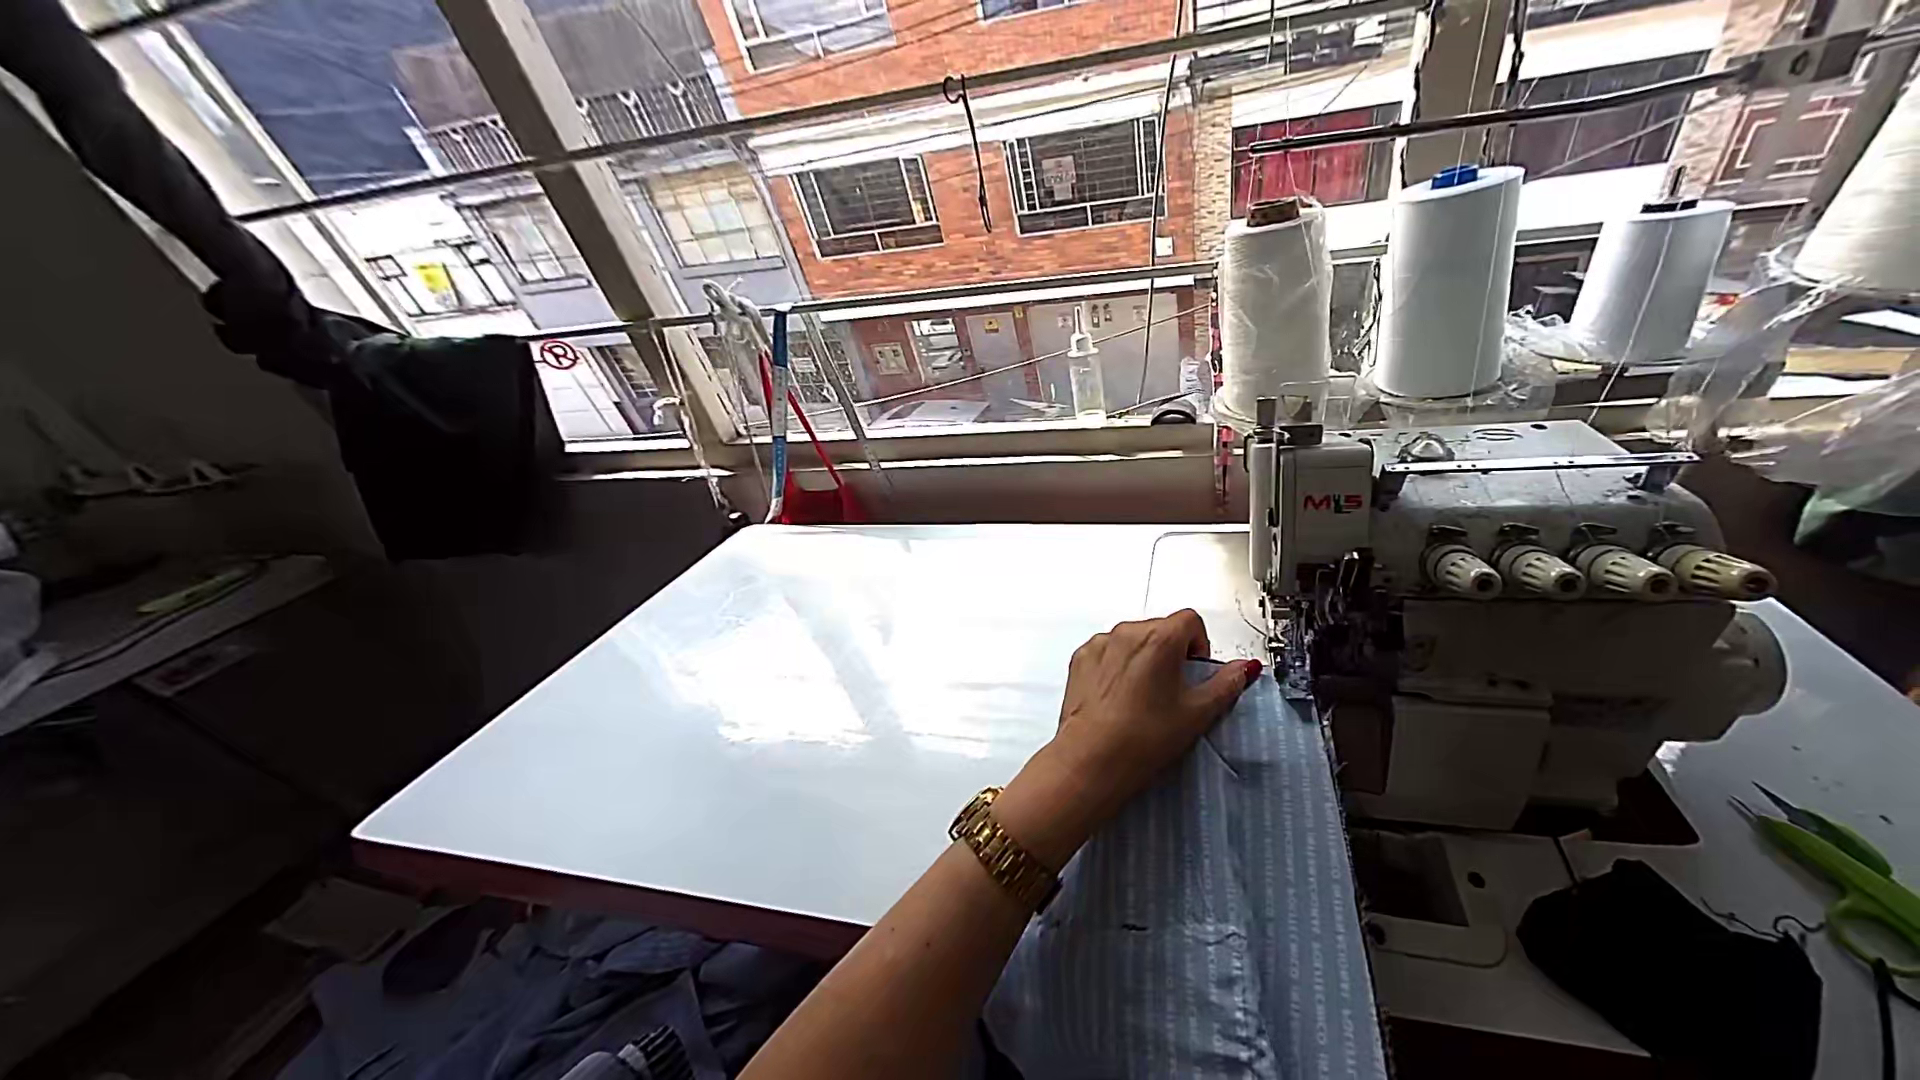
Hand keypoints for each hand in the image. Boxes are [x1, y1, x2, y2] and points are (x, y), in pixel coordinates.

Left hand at [993, 610, 1260, 867]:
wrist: (1092, 759)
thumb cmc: (1141, 739)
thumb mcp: (1197, 713)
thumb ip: (1227, 683)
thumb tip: (1244, 669)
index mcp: (1159, 639)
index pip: (1191, 620)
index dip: (1199, 645)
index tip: (1195, 670)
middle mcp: (1126, 633)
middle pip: (1160, 628)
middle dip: (1172, 652)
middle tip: (1174, 690)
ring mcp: (1100, 645)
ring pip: (1132, 640)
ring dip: (1143, 658)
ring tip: (1145, 699)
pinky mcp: (1080, 659)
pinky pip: (1107, 652)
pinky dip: (1117, 666)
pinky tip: (1121, 698)